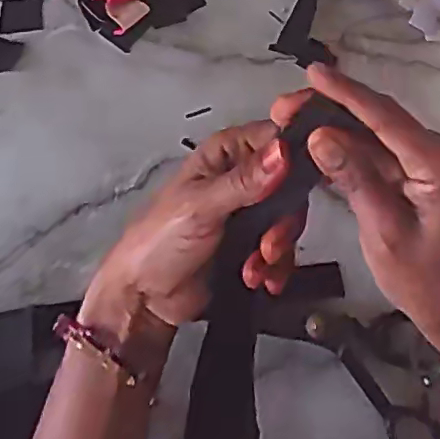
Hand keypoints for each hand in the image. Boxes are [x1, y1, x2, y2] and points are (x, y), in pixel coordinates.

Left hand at [82, 122, 301, 340]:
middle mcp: (243, 175)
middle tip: (269, 242)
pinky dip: (276, 266)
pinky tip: (258, 277)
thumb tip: (281, 152)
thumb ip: (244, 180)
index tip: (295, 184)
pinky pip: (284, 247)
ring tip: (256, 265)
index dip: (293, 156)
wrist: (144, 301)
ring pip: (289, 217)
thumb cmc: (156, 241)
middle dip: (285, 218)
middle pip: (290, 182)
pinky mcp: (254, 241)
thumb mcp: (201, 206)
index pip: (276, 137)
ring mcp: (250, 209)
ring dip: (279, 247)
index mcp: (227, 152)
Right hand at [271, 65, 439, 355]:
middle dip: (332, 103)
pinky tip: (313, 135)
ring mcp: (420, 158)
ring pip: (371, 127)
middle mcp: (432, 150)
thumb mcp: (383, 232)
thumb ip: (354, 180)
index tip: (314, 74)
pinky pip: (372, 146)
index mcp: (437, 164)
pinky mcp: (407, 168)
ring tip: (291, 115)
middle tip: (287, 103)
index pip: (386, 119)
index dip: (348, 94)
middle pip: (377, 116)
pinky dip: (342, 140)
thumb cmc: (423, 278)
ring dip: (332, 120)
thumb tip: (318, 136)